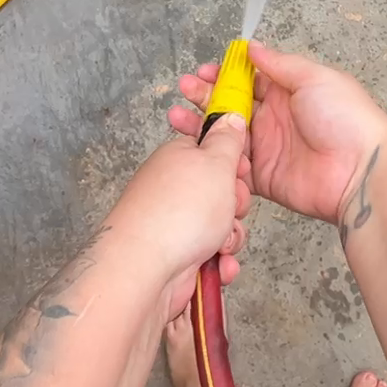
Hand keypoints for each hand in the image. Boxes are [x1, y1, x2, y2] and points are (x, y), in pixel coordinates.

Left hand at [105, 115, 251, 317]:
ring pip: (221, 225)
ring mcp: (175, 222)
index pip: (214, 150)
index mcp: (180, 157)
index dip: (234, 162)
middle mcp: (175, 187)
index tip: (241, 171)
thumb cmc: (179, 212)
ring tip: (221, 245)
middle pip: (222, 191)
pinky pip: (210, 253)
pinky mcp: (177, 253)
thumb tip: (230, 117)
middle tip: (232, 208)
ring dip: (230, 237)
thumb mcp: (216, 163)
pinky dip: (219, 262)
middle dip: (236, 205)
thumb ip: (228, 139)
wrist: (145, 268)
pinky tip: (219, 267)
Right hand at [168, 43, 386, 226]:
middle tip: (186, 89)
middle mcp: (275, 118)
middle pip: (231, 105)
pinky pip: (233, 167)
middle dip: (205, 96)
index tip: (204, 71)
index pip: (248, 79)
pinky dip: (215, 158)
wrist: (360, 171)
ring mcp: (267, 148)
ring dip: (201, 125)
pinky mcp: (263, 177)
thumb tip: (252, 46)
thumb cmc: (345, 118)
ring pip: (226, 135)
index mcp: (288, 91)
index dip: (224, 74)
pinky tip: (198, 148)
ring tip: (178, 116)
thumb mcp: (313, 78)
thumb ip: (279, 64)